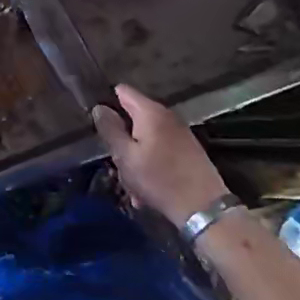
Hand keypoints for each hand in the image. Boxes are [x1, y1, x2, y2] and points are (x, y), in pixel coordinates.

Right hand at [91, 85, 227, 224]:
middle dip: (120, 134)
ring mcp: (180, 133)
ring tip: (128, 178)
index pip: (122, 91)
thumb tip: (100, 107)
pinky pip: (158, 149)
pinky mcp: (188, 150)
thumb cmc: (159, 179)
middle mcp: (167, 117)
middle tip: (112, 157)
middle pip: (133, 115)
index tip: (95, 120)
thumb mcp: (125, 156)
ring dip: (133, 153)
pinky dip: (148, 162)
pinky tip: (145, 185)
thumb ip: (110, 129)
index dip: (106, 100)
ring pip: (145, 136)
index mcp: (150, 113)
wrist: (204, 209)